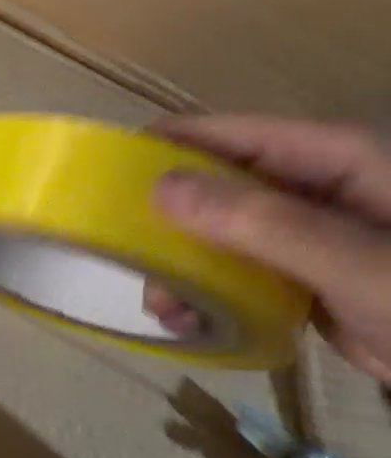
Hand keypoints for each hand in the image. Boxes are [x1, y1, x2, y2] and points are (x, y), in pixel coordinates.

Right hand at [147, 115, 390, 380]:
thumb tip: (157, 186)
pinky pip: (239, 270)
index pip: (214, 134)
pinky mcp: (314, 277)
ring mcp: (314, 234)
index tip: (95, 189)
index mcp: (332, 160)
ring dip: (177, 268)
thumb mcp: (365, 268)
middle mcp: (313, 187)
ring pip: (213, 231)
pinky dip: (208, 293)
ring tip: (167, 311)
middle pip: (204, 184)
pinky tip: (195, 322)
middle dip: (159, 225)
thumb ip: (266, 224)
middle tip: (133, 268)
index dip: (152, 152)